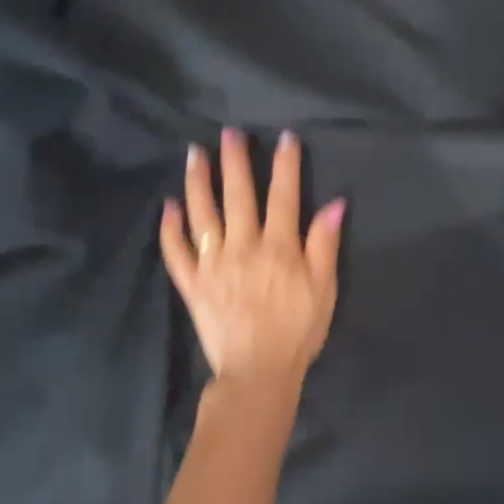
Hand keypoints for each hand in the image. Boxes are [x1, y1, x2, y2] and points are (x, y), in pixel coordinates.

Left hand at [159, 128, 344, 401]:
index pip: (284, 196)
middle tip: (229, 132)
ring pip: (202, 214)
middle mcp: (243, 247)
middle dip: (235, 161)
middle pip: (238, 195)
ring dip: (198, 181)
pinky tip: (170, 206)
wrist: (258, 371)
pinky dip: (171, 228)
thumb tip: (334, 204)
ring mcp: (213, 264)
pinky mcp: (193, 284)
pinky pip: (176, 251)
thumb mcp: (324, 289)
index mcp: (280, 247)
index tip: (285, 136)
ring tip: (195, 154)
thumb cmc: (298, 331)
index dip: (286, 164)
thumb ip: (324, 245)